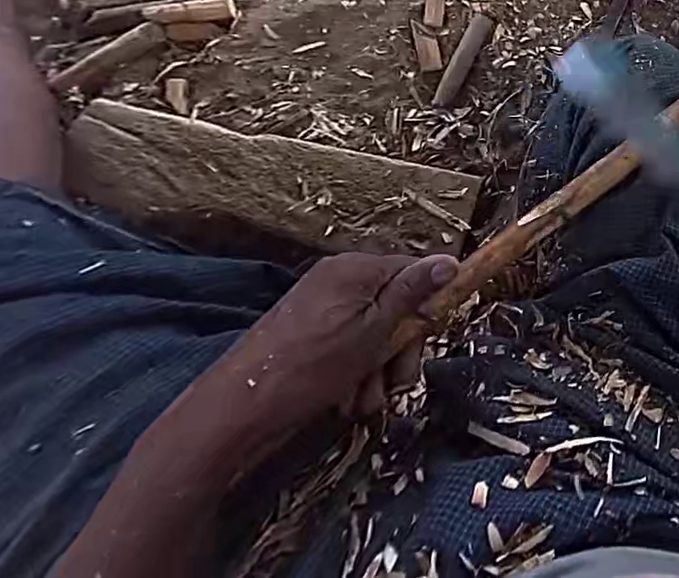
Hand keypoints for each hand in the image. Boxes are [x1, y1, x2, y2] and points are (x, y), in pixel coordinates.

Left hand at [176, 252, 458, 469]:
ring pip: (374, 329)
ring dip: (380, 366)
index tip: (427, 336)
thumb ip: (414, 292)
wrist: (228, 420)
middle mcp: (337, 279)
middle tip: (399, 379)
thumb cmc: (310, 368)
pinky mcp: (303, 334)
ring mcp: (318, 307)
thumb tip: (451, 259)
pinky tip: (348, 399)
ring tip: (367, 399)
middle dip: (401, 345)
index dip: (427, 304)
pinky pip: (347, 343)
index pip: (416, 271)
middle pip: (396, 303)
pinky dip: (354, 370)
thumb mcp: (375, 330)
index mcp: (355, 268)